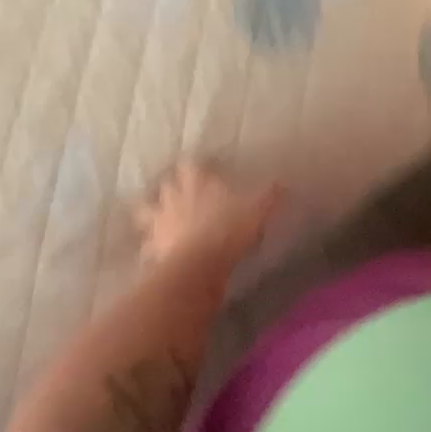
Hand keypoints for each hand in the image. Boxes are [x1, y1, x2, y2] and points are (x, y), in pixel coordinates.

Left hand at [134, 157, 278, 265]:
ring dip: (150, 212)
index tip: (203, 167)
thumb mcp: (257, 211)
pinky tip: (155, 252)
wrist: (198, 267)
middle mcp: (173, 197)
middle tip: (181, 191)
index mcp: (196, 182)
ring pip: (146, 211)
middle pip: (166, 184)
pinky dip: (151, 248)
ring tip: (158, 217)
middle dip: (171, 186)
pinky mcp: (153, 248)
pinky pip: (148, 246)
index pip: (190, 164)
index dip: (195, 165)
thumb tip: (284, 183)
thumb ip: (269, 196)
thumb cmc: (228, 231)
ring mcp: (159, 223)